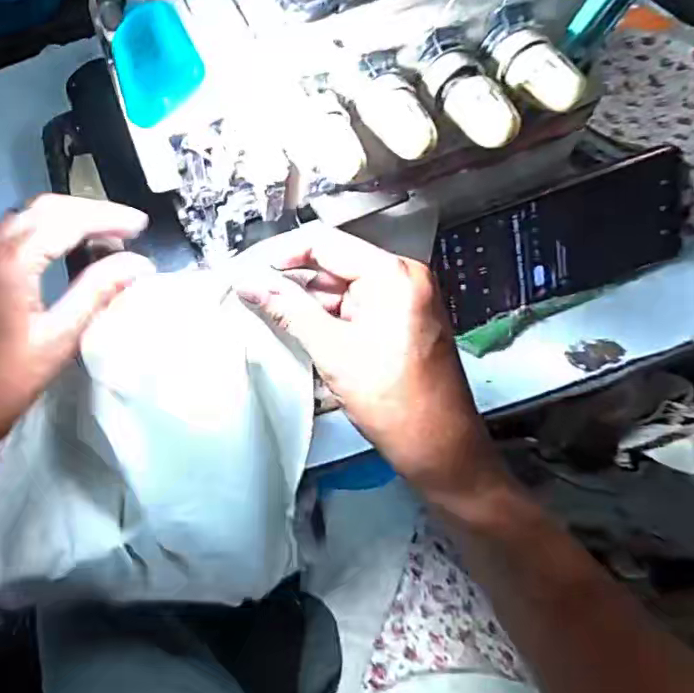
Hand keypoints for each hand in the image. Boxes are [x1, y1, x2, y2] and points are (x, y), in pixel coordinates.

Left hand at [0, 195, 154, 480]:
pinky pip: (4, 238)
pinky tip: (57, 259)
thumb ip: (97, 293)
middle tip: (124, 231)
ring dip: (61, 223)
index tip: (141, 225)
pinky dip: (37, 237)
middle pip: (43, 209)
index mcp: (7, 258)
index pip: (67, 218)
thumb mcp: (56, 340)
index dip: (108, 217)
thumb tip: (139, 264)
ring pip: (21, 221)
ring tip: (99, 245)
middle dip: (86, 213)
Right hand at [232, 225, 507, 507]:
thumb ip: (288, 309)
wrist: (440, 448)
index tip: (258, 271)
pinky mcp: (404, 322)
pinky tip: (311, 335)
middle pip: (336, 264)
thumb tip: (253, 287)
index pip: (327, 244)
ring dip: (314, 303)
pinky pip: (360, 306)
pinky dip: (333, 317)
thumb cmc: (398, 402)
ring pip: (345, 287)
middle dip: (298, 283)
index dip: (286, 255)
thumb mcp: (330, 349)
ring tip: (282, 321)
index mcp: (394, 275)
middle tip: (261, 297)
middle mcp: (406, 280)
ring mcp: (408, 301)